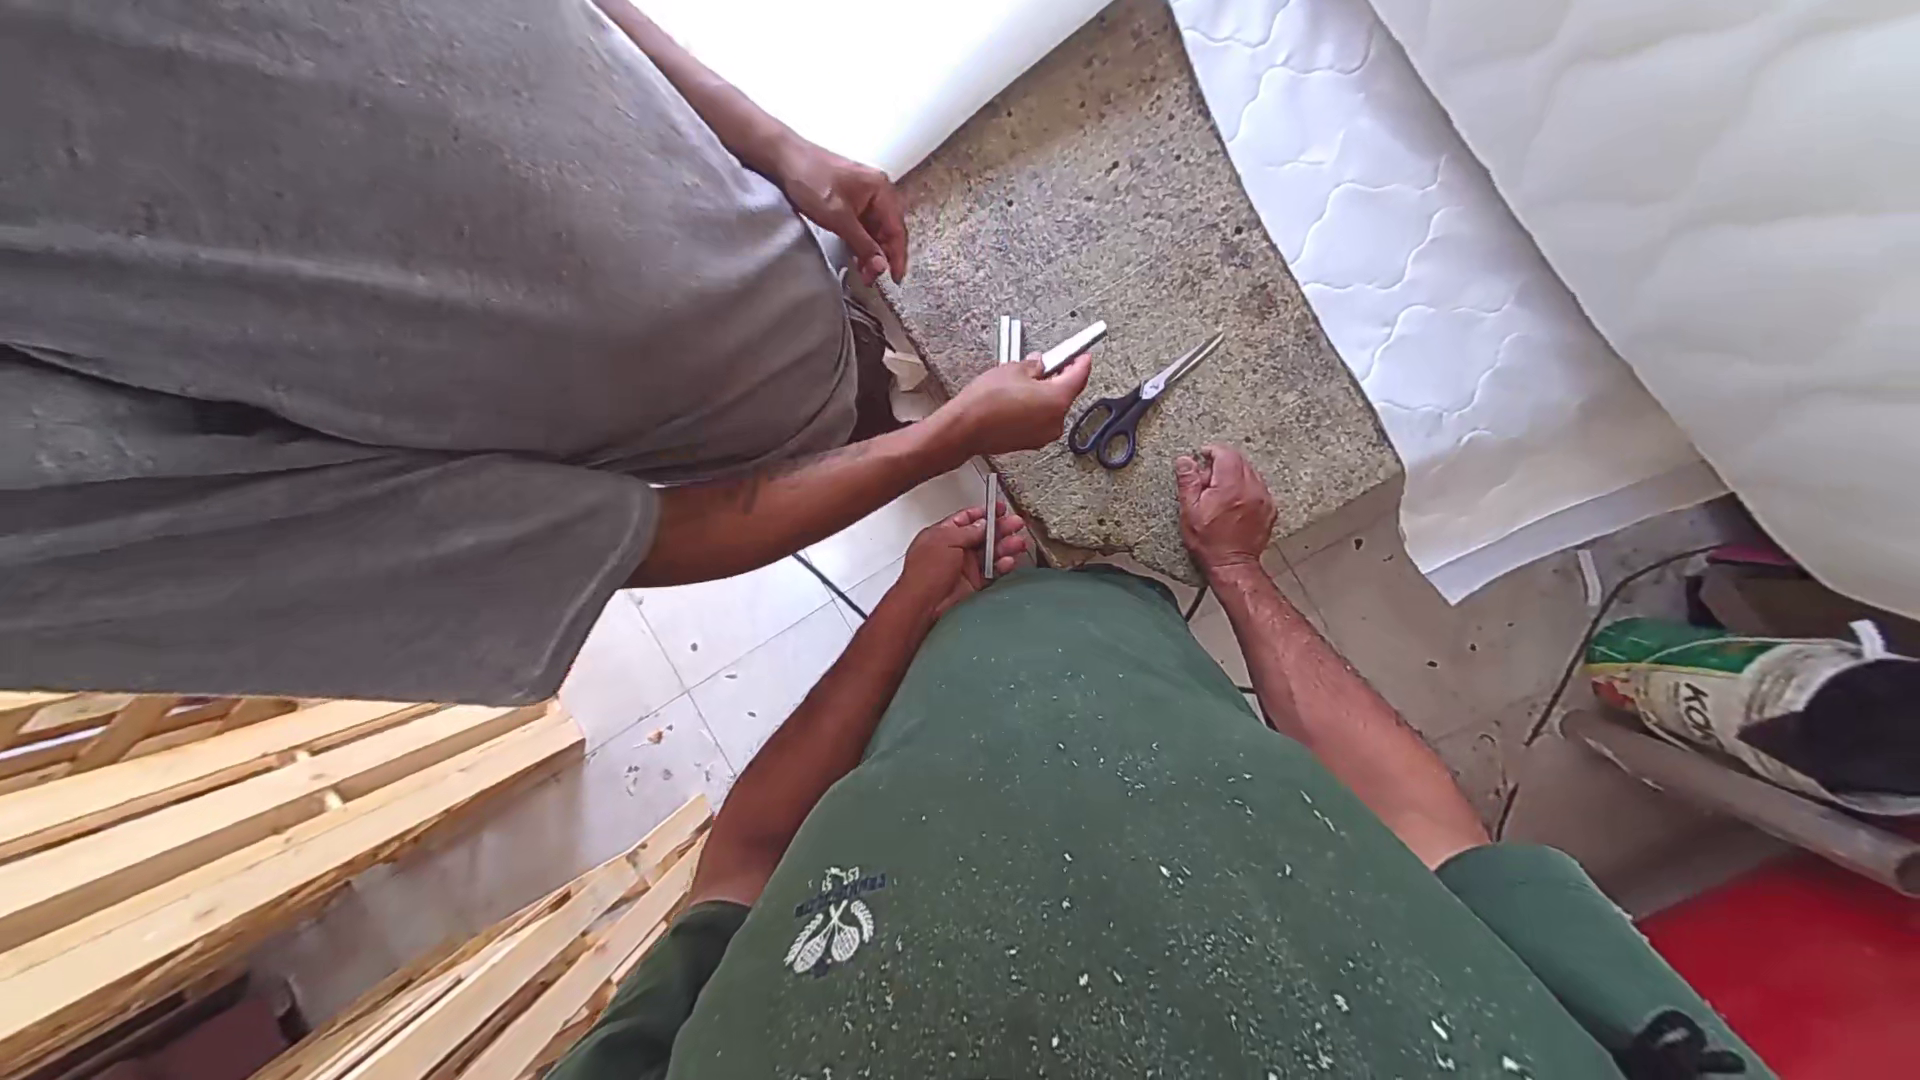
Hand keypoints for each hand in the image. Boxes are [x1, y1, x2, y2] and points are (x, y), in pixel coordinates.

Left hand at [775, 142, 907, 284]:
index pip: (897, 230)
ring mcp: (865, 197)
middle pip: (889, 232)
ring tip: (864, 273)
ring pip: (876, 232)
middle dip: (883, 258)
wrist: (784, 158)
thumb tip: (882, 268)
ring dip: (872, 253)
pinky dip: (862, 244)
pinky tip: (857, 259)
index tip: (895, 280)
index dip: (898, 257)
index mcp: (882, 190)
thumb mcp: (840, 218)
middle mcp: (879, 192)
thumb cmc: (812, 181)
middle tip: (873, 280)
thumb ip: (863, 245)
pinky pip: (864, 227)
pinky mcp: (852, 202)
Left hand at [888, 504, 1028, 618]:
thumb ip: (968, 531)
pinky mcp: (973, 584)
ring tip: (1017, 542)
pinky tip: (1008, 561)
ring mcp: (964, 567)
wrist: (925, 605)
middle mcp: (954, 549)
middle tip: (1015, 523)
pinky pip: (992, 572)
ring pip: (990, 553)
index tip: (999, 509)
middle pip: (982, 535)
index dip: (984, 513)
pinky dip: (1002, 566)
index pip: (966, 519)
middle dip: (1000, 528)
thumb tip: (983, 524)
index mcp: (942, 535)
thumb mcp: (946, 540)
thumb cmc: (925, 573)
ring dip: (1005, 546)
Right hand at [938, 353, 1093, 457]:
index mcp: (1058, 400)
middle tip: (1047, 364)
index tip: (1081, 354)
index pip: (1080, 376)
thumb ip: (1034, 365)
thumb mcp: (1013, 370)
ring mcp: (1043, 435)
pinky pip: (1040, 420)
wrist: (965, 428)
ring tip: (1025, 382)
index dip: (1080, 361)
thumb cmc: (986, 402)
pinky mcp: (1030, 442)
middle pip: (1066, 394)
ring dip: (1044, 394)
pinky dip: (1035, 409)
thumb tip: (1039, 364)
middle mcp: (1055, 421)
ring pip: (1052, 409)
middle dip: (1059, 377)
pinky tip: (1019, 400)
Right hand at [1175, 443, 1276, 575]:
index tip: (1203, 455)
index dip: (1213, 451)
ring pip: (1250, 473)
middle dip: (1222, 463)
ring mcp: (1264, 499)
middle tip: (1207, 479)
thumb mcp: (1189, 511)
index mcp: (1230, 487)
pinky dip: (1245, 488)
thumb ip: (1188, 481)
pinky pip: (1258, 487)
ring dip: (1234, 475)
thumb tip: (1185, 460)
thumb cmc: (1208, 541)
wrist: (1232, 564)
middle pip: (1240, 461)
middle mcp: (1251, 489)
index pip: (1226, 454)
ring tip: (1219, 493)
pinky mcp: (1270, 509)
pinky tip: (1233, 503)